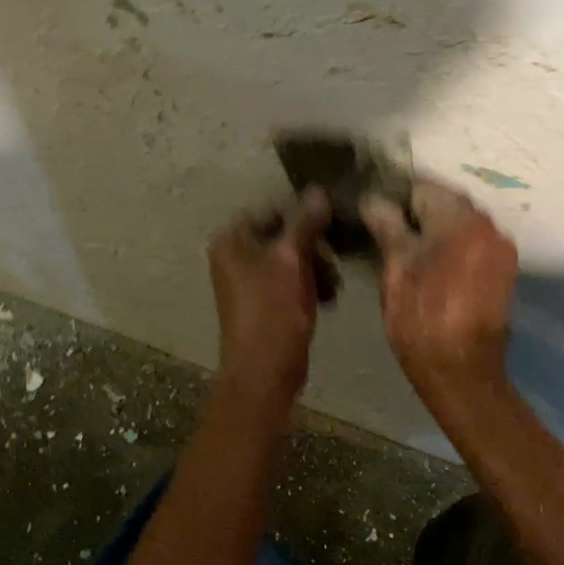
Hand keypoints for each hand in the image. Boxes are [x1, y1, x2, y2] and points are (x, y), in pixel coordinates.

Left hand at [208, 187, 332, 410]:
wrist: (263, 374)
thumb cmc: (272, 311)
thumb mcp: (292, 260)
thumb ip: (305, 222)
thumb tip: (319, 190)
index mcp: (231, 240)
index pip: (272, 210)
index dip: (302, 217)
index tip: (330, 227)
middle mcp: (234, 255)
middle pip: (282, 235)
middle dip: (312, 248)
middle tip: (332, 265)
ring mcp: (247, 281)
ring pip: (290, 258)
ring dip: (315, 268)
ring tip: (331, 288)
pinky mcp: (262, 302)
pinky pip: (289, 281)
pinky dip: (307, 286)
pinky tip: (326, 300)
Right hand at [360, 180, 518, 387]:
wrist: (462, 373)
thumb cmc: (422, 316)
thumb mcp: (395, 267)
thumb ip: (386, 224)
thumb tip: (373, 199)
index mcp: (461, 217)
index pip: (420, 188)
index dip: (394, 201)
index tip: (376, 220)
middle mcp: (489, 224)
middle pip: (444, 204)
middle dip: (416, 216)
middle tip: (388, 239)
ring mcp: (501, 249)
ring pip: (459, 225)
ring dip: (436, 233)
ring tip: (410, 257)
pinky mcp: (504, 272)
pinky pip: (473, 246)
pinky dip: (454, 250)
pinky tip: (434, 270)